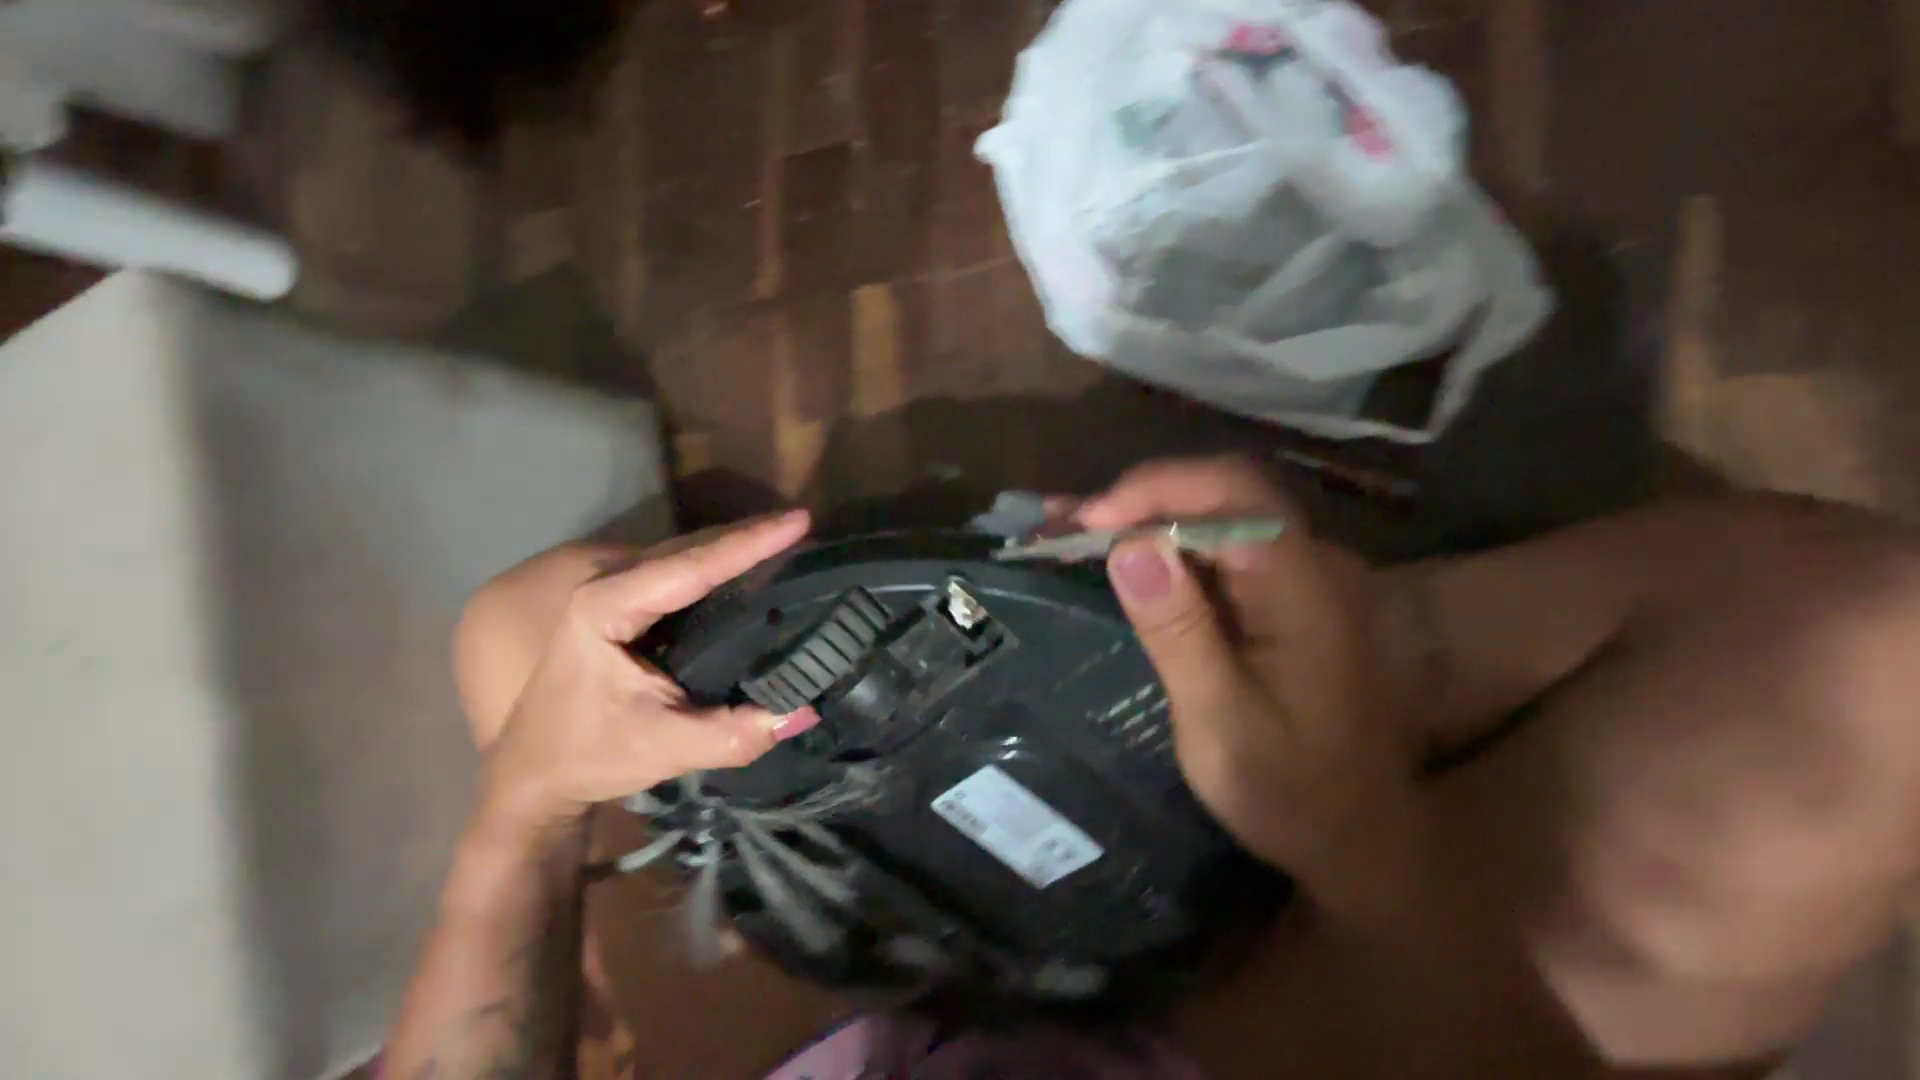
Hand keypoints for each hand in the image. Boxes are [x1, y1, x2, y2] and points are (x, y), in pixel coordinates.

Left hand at [479, 511, 821, 832]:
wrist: (533, 773)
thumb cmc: (587, 756)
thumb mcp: (663, 750)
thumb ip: (733, 734)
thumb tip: (804, 710)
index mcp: (606, 607)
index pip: (692, 566)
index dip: (749, 543)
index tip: (799, 520)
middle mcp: (609, 585)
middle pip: (692, 548)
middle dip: (751, 536)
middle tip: (807, 528)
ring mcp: (615, 592)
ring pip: (688, 556)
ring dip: (739, 548)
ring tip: (793, 543)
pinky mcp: (628, 607)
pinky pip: (684, 574)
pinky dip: (724, 568)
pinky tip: (757, 571)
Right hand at [1077, 457, 1423, 905]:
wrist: (1356, 834)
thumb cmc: (1288, 790)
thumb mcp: (1221, 723)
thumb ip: (1179, 633)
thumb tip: (1128, 546)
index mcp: (1306, 590)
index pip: (1234, 495)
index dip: (1157, 489)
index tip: (1091, 521)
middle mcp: (1312, 566)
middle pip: (1226, 493)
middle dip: (1144, 498)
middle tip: (1071, 526)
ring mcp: (1301, 578)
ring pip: (1220, 514)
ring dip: (1149, 517)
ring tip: (1078, 533)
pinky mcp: (1283, 596)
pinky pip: (1222, 549)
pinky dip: (1167, 546)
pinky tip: (1122, 557)